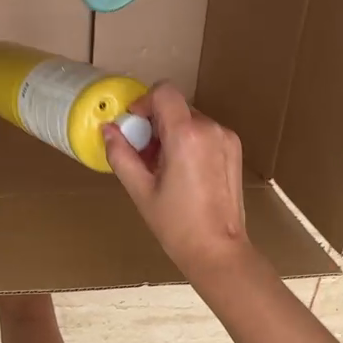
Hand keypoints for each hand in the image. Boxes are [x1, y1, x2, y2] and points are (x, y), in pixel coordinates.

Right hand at [102, 85, 256, 281]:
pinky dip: (188, 143)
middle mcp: (210, 129)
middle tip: (143, 155)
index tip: (134, 128)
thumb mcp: (140, 190)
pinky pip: (205, 134)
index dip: (144, 103)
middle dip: (155, 124)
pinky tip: (181, 173)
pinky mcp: (234, 150)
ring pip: (190, 120)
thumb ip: (121, 155)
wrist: (217, 250)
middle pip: (176, 107)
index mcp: (186, 135)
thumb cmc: (177, 225)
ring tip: (162, 168)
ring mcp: (226, 139)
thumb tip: (108, 130)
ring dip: (171, 134)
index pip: (164, 92)